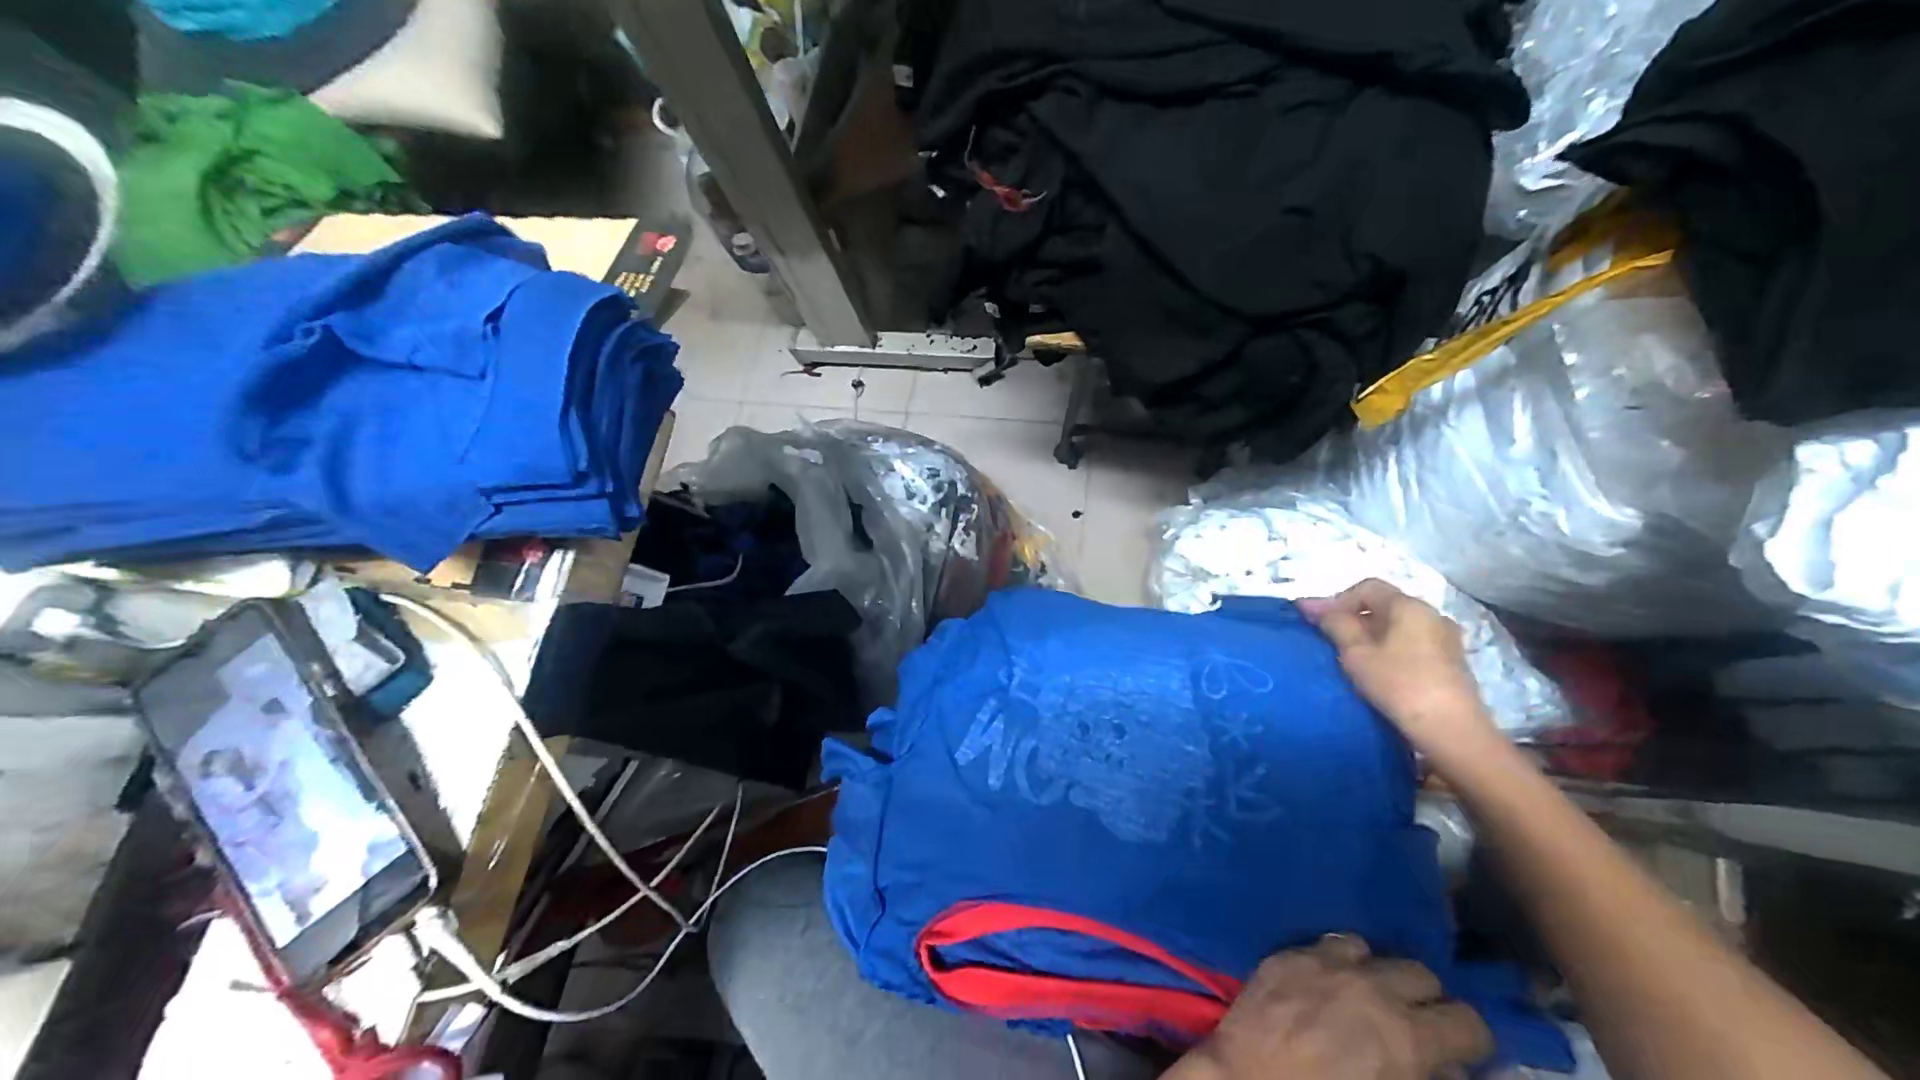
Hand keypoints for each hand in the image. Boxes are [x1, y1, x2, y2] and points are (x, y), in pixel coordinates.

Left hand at [1165, 935, 1493, 1079]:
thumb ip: (1429, 1078)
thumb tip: (1446, 1066)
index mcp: (1408, 1035)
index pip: (1470, 1021)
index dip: (1469, 1041)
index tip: (1458, 1052)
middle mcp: (1371, 986)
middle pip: (1421, 973)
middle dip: (1423, 1000)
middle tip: (1411, 1024)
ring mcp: (1323, 962)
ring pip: (1370, 950)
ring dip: (1375, 972)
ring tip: (1364, 998)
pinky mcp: (1286, 954)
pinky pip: (1323, 944)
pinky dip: (1334, 962)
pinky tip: (1326, 983)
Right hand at [1297, 580, 1498, 760]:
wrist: (1451, 730)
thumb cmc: (1399, 684)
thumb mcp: (1356, 653)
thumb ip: (1334, 624)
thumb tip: (1310, 604)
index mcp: (1409, 605)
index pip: (1367, 587)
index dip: (1336, 599)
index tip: (1316, 622)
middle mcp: (1432, 614)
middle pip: (1384, 605)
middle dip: (1354, 617)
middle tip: (1330, 639)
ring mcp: (1446, 639)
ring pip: (1399, 626)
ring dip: (1372, 635)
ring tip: (1351, 657)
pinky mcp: (1452, 662)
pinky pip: (1412, 643)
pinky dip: (1390, 649)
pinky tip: (1379, 671)